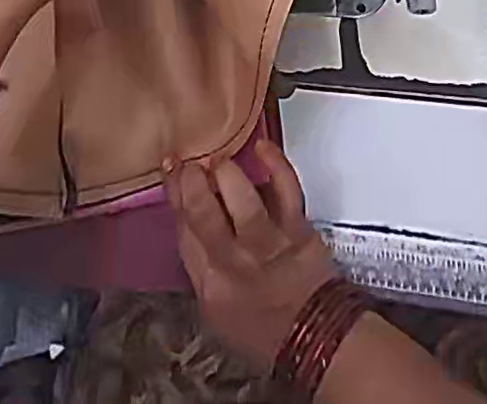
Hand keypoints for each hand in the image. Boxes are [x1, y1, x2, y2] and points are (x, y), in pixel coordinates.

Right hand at [166, 141, 339, 369]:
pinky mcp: (299, 229)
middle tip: (190, 163)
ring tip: (219, 161)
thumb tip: (189, 208)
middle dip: (192, 180)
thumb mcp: (215, 308)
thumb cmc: (261, 326)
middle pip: (205, 212)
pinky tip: (261, 146)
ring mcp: (270, 243)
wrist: (314, 339)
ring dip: (226, 172)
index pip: (184, 229)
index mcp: (210, 284)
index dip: (175, 193)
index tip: (172, 168)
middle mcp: (236, 263)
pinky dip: (275, 163)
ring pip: (243, 198)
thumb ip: (200, 259)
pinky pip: (287, 188)